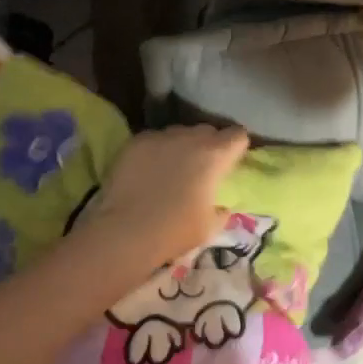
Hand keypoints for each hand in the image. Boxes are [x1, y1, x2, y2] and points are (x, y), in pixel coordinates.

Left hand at [73, 125, 248, 273]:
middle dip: (208, 145)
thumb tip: (222, 208)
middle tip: (200, 168)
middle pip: (208, 131)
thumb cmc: (174, 231)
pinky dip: (156, 150)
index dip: (236, 148)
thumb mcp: (210, 227)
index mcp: (215, 155)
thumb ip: (221, 211)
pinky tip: (147, 170)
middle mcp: (191, 138)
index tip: (230, 163)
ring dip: (181, 145)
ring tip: (170, 168)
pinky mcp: (136, 142)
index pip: (238, 135)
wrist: (124, 233)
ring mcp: (161, 137)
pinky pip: (154, 139)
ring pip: (180, 132)